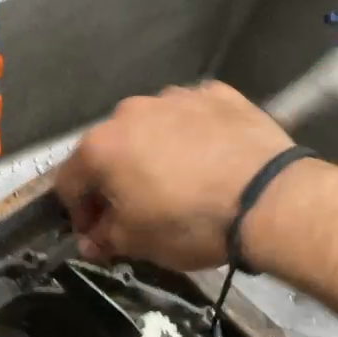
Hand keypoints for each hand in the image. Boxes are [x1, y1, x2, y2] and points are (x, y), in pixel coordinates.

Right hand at [54, 81, 292, 269]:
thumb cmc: (189, 223)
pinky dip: (191, 136)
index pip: (68, 182)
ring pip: (150, 128)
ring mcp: (175, 97)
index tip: (95, 233)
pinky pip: (191, 117)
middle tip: (133, 209)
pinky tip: (208, 160)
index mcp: (101, 147)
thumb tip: (92, 240)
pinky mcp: (217, 94)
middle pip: (109, 149)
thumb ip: (105, 238)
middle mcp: (131, 112)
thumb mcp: (138, 242)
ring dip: (151, 153)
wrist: (268, 198)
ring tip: (175, 183)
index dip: (77, 212)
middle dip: (113, 179)